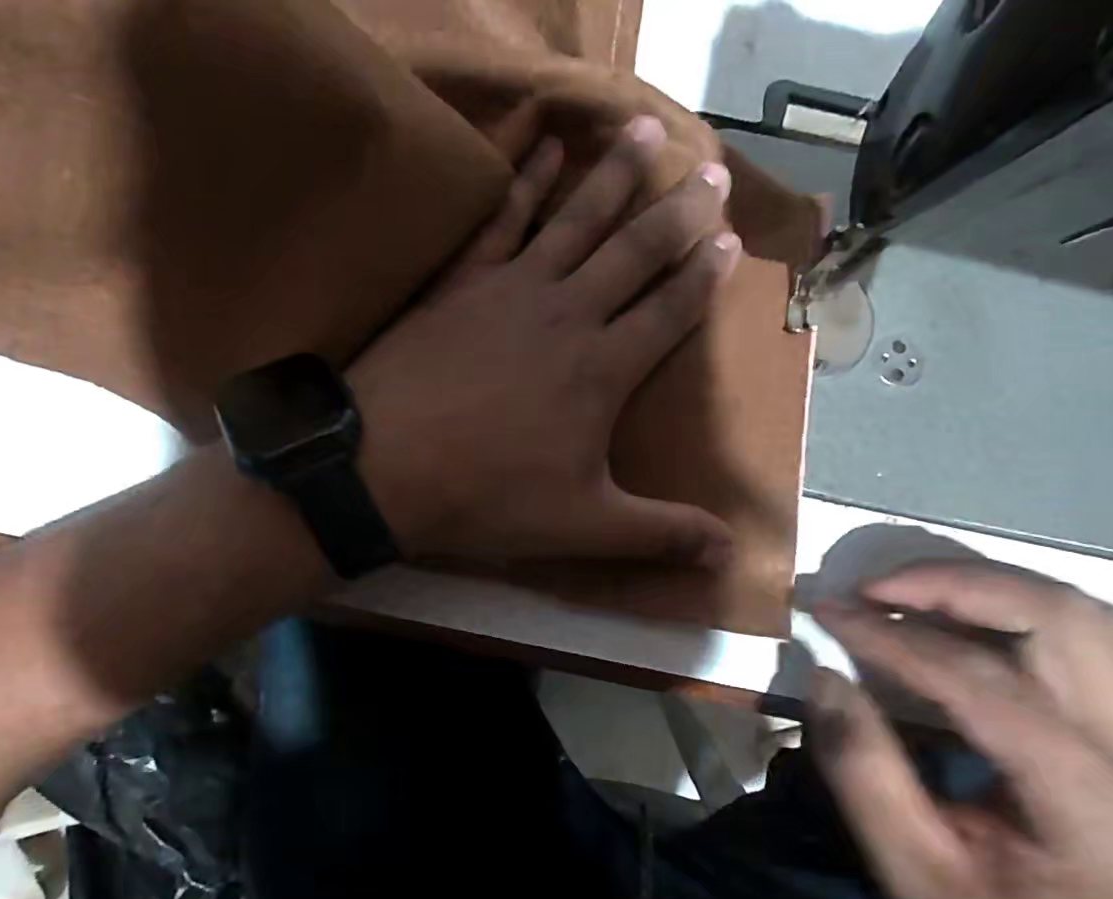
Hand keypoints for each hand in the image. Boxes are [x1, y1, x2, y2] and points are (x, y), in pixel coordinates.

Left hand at [348, 115, 740, 567]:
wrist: (381, 470)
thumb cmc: (491, 498)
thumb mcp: (587, 526)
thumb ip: (662, 533)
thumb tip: (730, 554)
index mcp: (604, 370)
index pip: (669, 312)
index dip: (703, 278)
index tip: (730, 240)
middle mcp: (569, 315)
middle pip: (636, 252)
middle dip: (679, 212)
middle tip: (714, 171)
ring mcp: (513, 289)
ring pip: (578, 220)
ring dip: (616, 175)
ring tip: (648, 130)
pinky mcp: (463, 280)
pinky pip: (504, 217)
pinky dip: (526, 179)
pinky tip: (544, 145)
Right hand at [809, 561, 1112, 898]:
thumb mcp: (917, 889)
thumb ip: (867, 778)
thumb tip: (826, 676)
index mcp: (1108, 826)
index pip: (998, 695)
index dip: (905, 645)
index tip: (835, 615)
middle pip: (1069, 626)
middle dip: (959, 587)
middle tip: (877, 587)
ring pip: (1089, 620)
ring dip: (994, 589)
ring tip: (913, 593)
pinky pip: (1093, 645)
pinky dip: (1021, 614)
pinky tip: (967, 622)